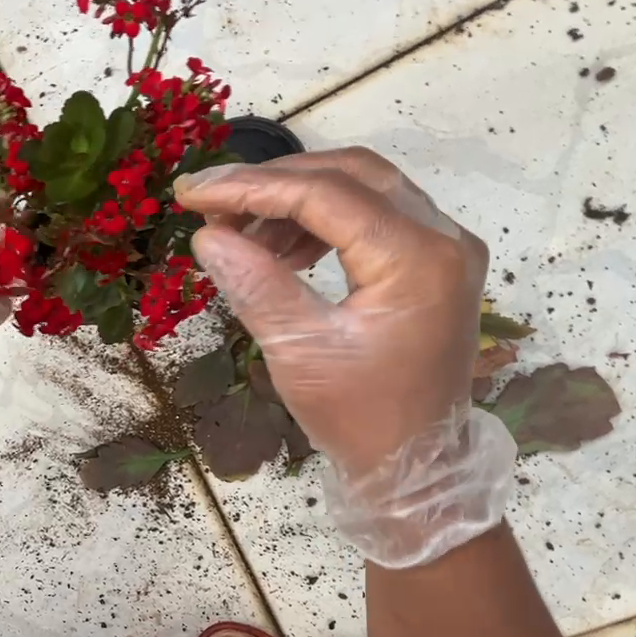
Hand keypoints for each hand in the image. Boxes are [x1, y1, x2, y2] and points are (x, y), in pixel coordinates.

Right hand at [173, 148, 515, 567]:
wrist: (415, 462)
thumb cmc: (357, 415)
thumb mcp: (298, 352)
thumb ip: (255, 285)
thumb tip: (207, 235)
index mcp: (415, 258)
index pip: (324, 195)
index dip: (250, 188)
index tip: (192, 194)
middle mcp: (442, 236)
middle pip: (350, 174)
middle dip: (271, 181)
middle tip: (209, 200)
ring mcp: (443, 246)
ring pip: (362, 188)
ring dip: (294, 198)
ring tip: (238, 230)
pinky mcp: (432, 262)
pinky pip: (372, 216)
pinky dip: (319, 221)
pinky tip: (279, 250)